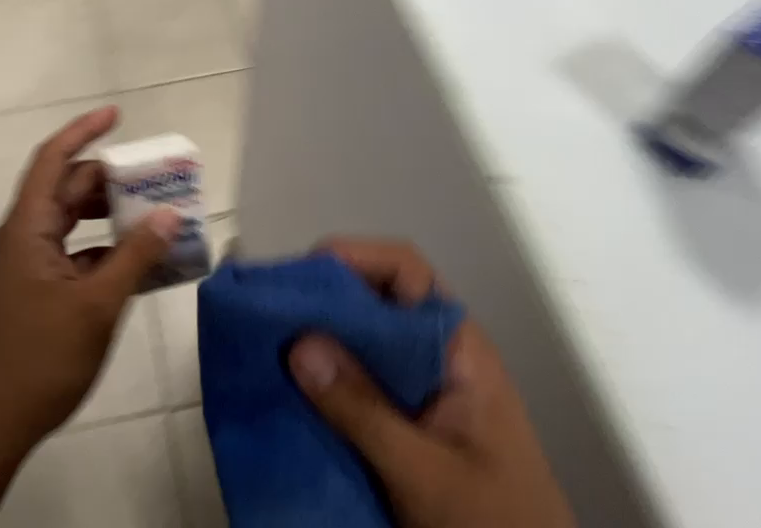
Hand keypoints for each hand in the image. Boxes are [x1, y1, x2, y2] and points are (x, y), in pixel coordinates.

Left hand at [0, 106, 179, 451]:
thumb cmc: (41, 358)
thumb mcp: (97, 305)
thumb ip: (135, 256)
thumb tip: (169, 214)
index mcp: (28, 229)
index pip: (53, 160)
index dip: (83, 132)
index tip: (118, 115)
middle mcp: (25, 238)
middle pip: (68, 190)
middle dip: (111, 180)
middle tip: (155, 180)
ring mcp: (29, 266)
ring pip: (73, 224)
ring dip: (111, 218)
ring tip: (156, 217)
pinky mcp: (38, 291)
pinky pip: (76, 255)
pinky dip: (106, 252)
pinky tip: (140, 264)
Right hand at [290, 239, 574, 527]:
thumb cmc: (494, 520)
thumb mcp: (426, 470)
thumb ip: (364, 409)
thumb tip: (299, 342)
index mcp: (457, 347)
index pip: (406, 271)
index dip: (354, 258)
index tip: (300, 277)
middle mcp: (436, 355)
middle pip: (375, 301)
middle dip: (322, 301)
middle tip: (266, 315)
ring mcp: (421, 389)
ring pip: (362, 343)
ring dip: (318, 342)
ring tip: (266, 348)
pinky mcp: (405, 422)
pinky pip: (357, 383)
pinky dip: (323, 381)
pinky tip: (289, 393)